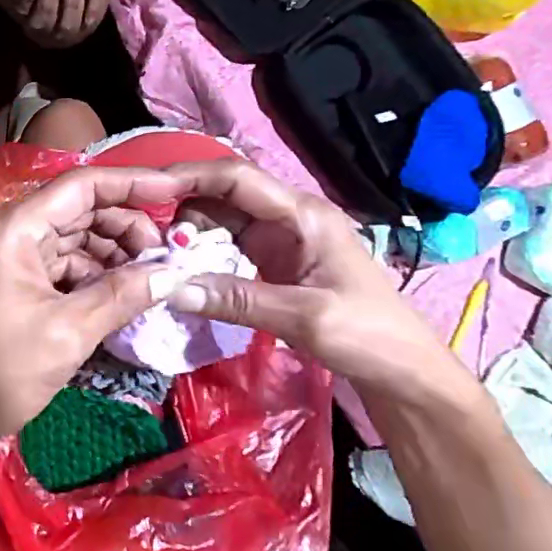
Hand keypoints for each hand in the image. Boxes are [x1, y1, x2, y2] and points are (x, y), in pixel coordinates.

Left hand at [0, 167, 183, 469]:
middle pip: (78, 209)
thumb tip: (173, 273)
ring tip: (151, 277)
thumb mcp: (68, 332)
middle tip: (167, 255)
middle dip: (126, 227)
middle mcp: (7, 230)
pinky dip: (93, 273)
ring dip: (113, 253)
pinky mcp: (11, 280)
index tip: (175, 189)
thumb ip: (122, 295)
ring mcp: (7, 255)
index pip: (81, 186)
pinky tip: (123, 291)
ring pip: (73, 237)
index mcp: (12, 228)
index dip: (132, 183)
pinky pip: (61, 263)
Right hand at [163, 160, 463, 404]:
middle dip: (183, 213)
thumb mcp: (306, 317)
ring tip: (161, 266)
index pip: (236, 177)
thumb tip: (171, 288)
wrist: (405, 373)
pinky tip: (183, 278)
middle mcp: (287, 218)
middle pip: (221, 197)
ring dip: (189, 238)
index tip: (146, 191)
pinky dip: (202, 260)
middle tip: (150, 247)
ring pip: (219, 223)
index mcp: (303, 214)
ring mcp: (278, 241)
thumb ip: (238, 299)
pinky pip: (226, 250)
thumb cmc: (370, 336)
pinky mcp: (272, 265)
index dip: (190, 176)